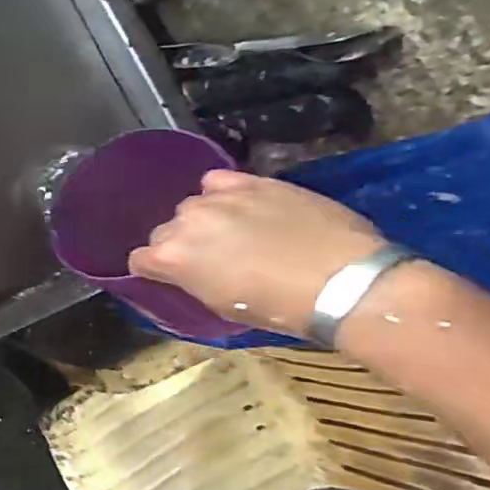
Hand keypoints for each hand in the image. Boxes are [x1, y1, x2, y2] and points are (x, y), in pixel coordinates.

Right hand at [128, 170, 385, 334]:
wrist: (349, 285)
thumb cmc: (283, 308)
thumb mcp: (221, 305)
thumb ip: (191, 278)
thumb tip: (187, 269)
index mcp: (170, 258)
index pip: (139, 259)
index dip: (156, 268)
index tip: (176, 275)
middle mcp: (182, 223)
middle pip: (165, 230)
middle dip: (183, 242)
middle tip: (216, 257)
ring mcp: (215, 200)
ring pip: (192, 206)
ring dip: (207, 218)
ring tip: (240, 231)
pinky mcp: (249, 183)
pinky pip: (218, 181)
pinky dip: (223, 192)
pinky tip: (243, 205)